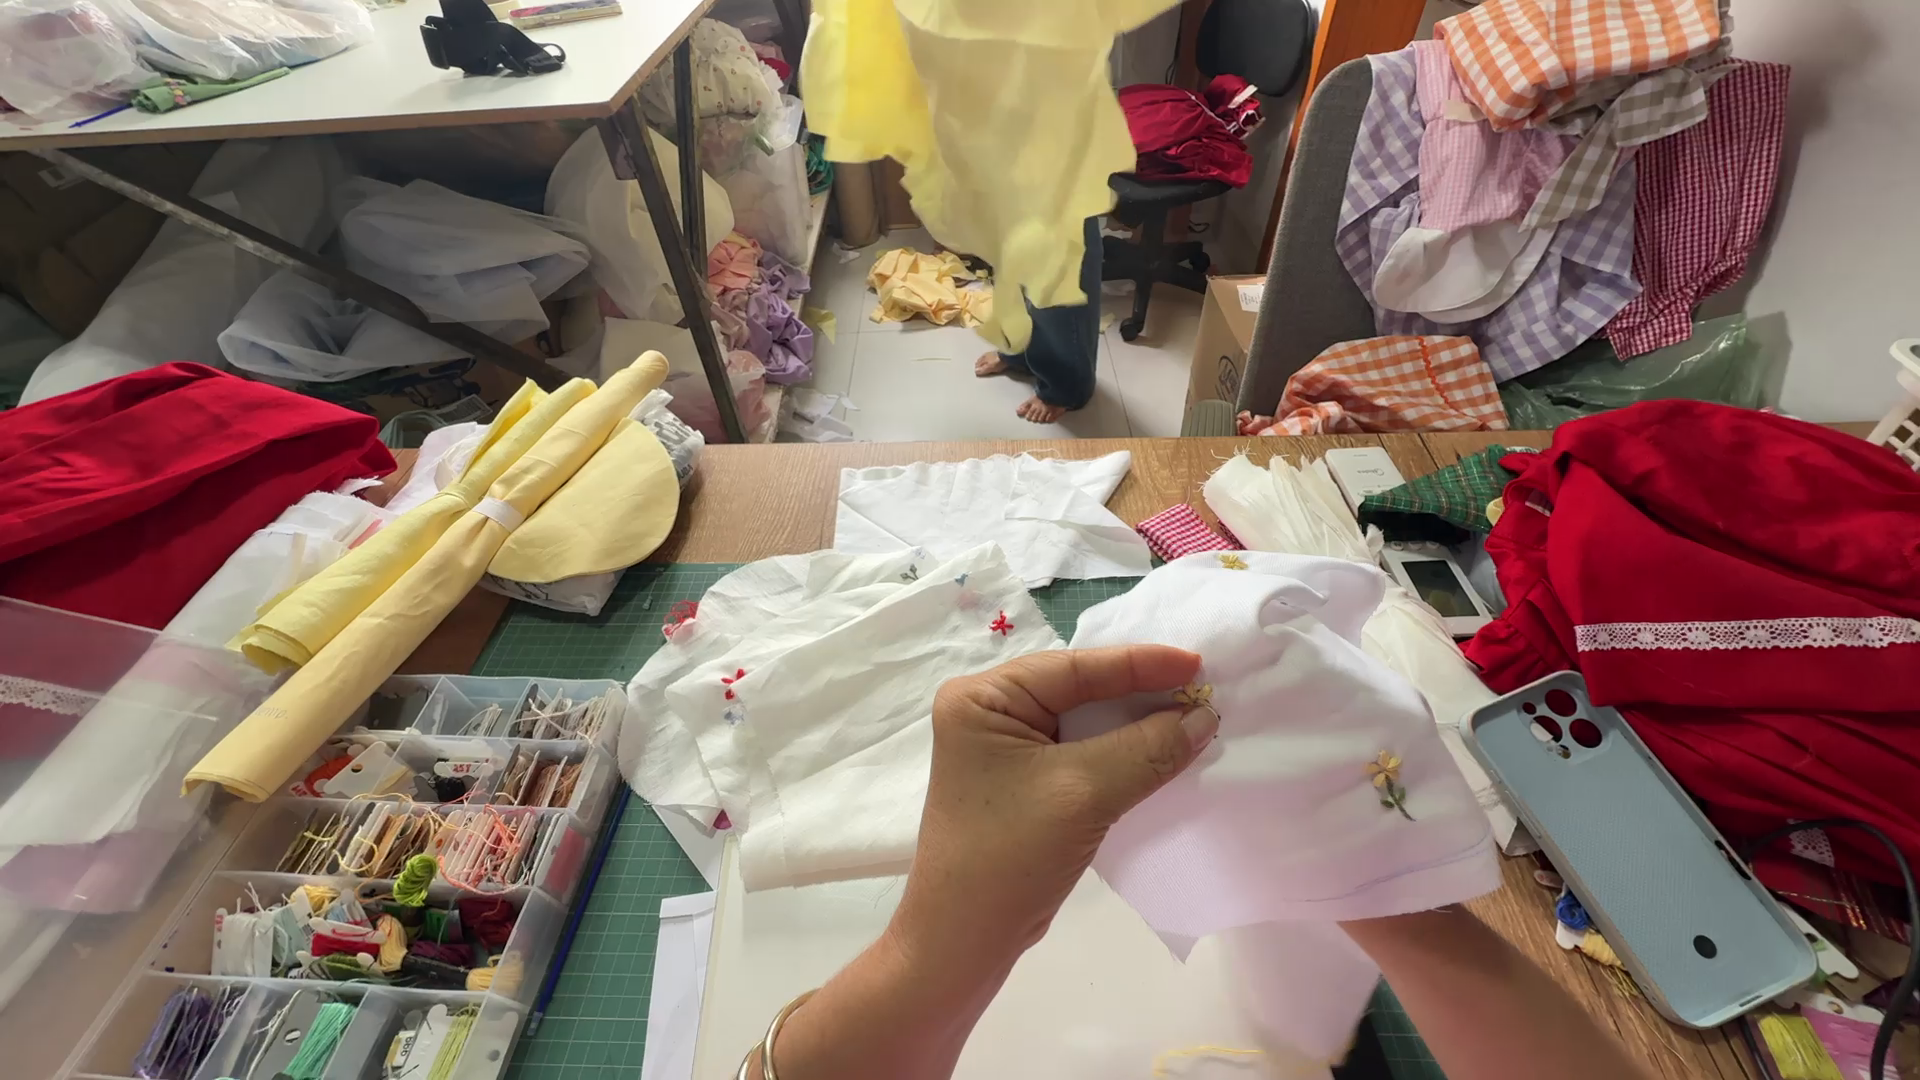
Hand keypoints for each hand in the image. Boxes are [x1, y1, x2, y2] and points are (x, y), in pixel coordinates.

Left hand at [888, 645, 1218, 981]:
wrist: (964, 940)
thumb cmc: (1010, 854)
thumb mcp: (1082, 793)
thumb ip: (1145, 749)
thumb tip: (1202, 718)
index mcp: (982, 697)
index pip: (1072, 668)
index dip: (1138, 663)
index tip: (1197, 661)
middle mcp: (988, 710)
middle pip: (1077, 688)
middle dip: (1139, 690)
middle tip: (1201, 686)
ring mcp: (1004, 746)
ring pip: (1083, 720)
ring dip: (1134, 721)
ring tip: (1191, 713)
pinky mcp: (1023, 778)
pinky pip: (1080, 750)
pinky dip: (1120, 750)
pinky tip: (1160, 748)